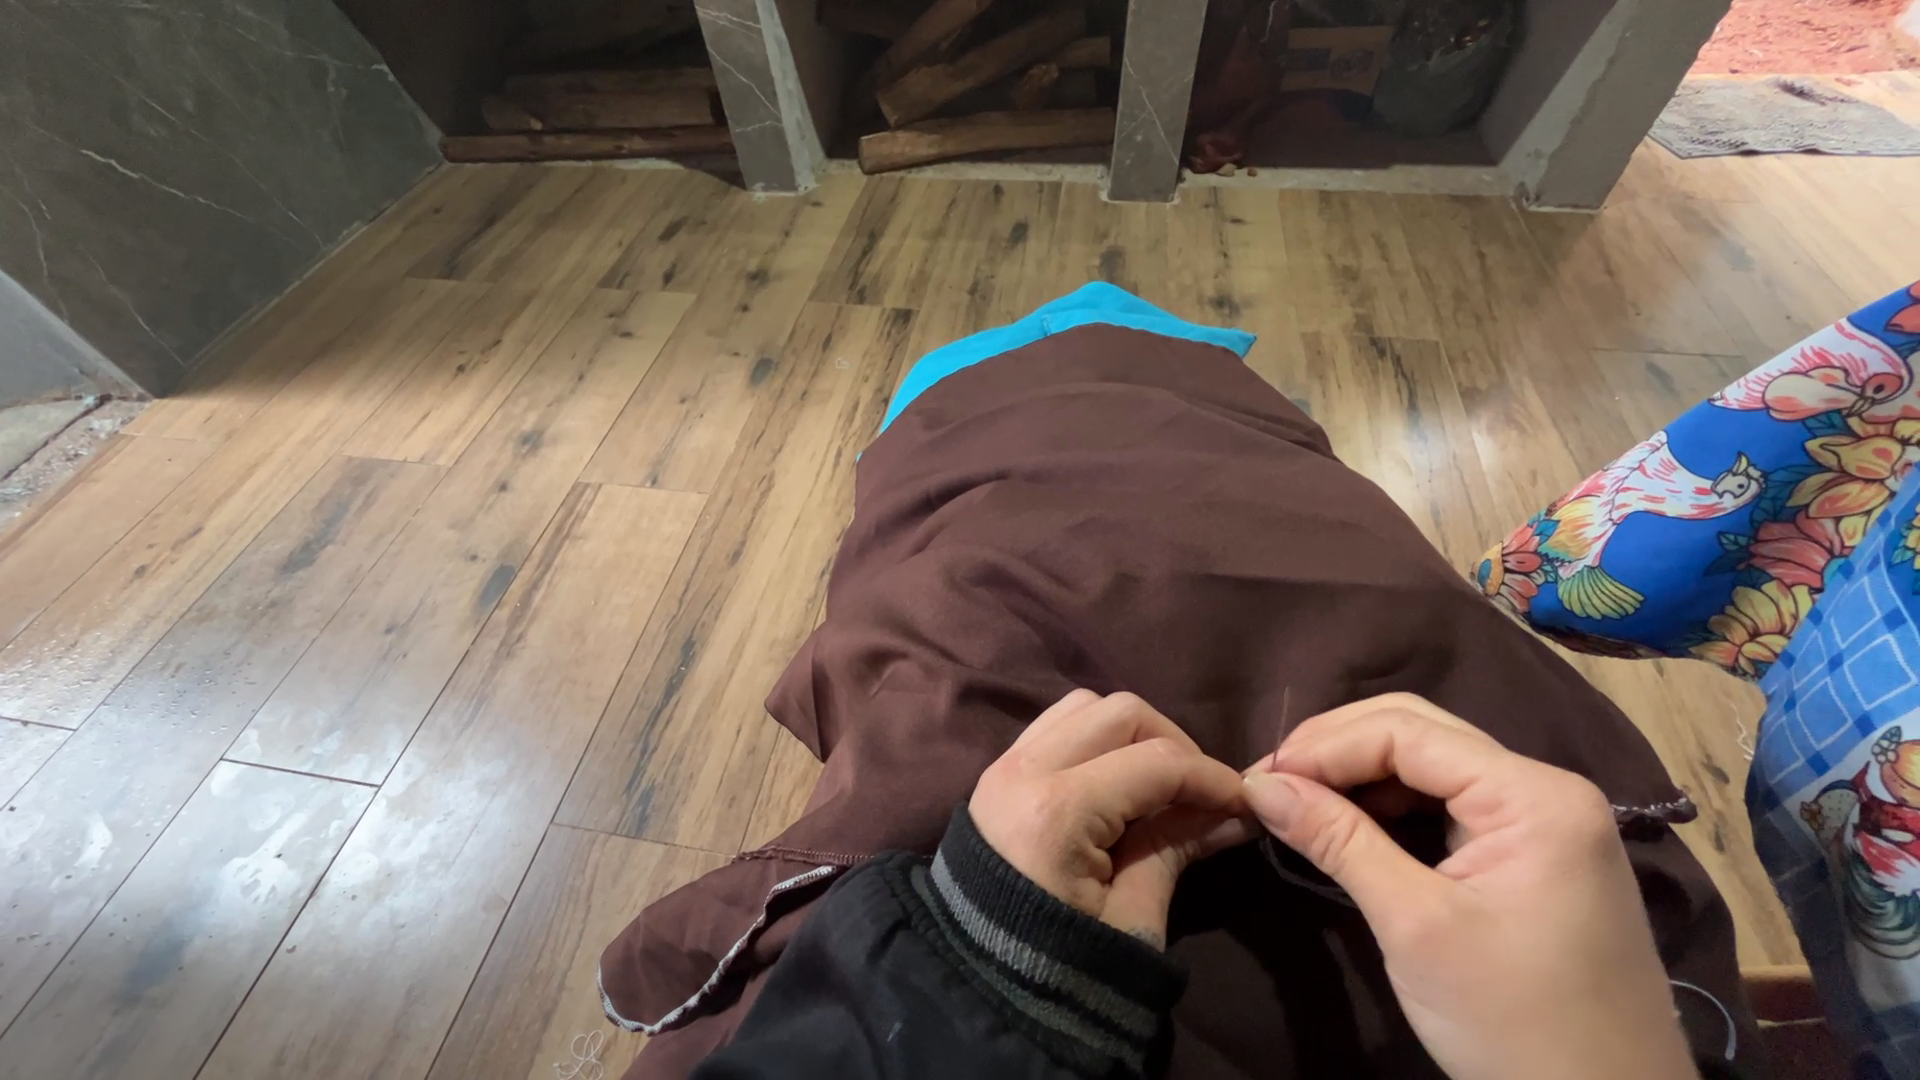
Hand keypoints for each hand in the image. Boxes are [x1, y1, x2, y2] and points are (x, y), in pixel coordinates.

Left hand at [970, 690, 1254, 947]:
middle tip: (1200, 793)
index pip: (1156, 762)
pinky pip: (1055, 724)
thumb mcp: (1132, 919)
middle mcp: (1026, 768)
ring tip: (1157, 783)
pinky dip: (1094, 736)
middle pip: (1120, 712)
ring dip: (1130, 733)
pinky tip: (1115, 778)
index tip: (1246, 801)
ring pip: (1084, 706)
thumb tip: (1238, 813)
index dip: (1211, 777)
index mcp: (1058, 810)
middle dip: (1173, 743)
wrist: (977, 987)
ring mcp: (1004, 763)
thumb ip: (1178, 848)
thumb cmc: (1061, 967)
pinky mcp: (996, 770)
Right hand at [1245, 694, 1696, 1079]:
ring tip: (1298, 798)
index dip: (1324, 747)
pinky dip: (1384, 801)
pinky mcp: (1527, 848)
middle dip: (1335, 747)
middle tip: (1273, 781)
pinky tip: (1346, 820)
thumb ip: (1336, 840)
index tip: (1262, 780)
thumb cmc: (1516, 1024)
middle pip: (1416, 729)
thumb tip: (1257, 785)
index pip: (1405, 732)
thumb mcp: (1413, 925)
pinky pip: (1442, 797)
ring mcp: (1539, 816)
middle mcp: (1541, 787)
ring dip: (1355, 771)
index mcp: (1532, 795)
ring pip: (1425, 758)